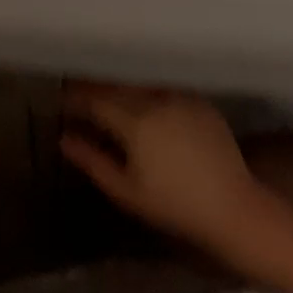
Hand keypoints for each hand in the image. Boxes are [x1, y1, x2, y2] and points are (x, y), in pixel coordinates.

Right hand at [59, 82, 269, 253]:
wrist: (232, 207)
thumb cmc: (173, 205)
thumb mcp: (125, 190)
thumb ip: (92, 160)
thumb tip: (64, 139)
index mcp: (136, 121)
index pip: (96, 99)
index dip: (75, 98)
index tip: (60, 99)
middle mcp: (158, 100)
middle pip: (118, 86)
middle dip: (96, 88)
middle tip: (78, 94)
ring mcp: (183, 98)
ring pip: (143, 84)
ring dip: (122, 87)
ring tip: (108, 97)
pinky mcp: (202, 103)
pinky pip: (166, 89)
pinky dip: (149, 92)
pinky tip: (143, 103)